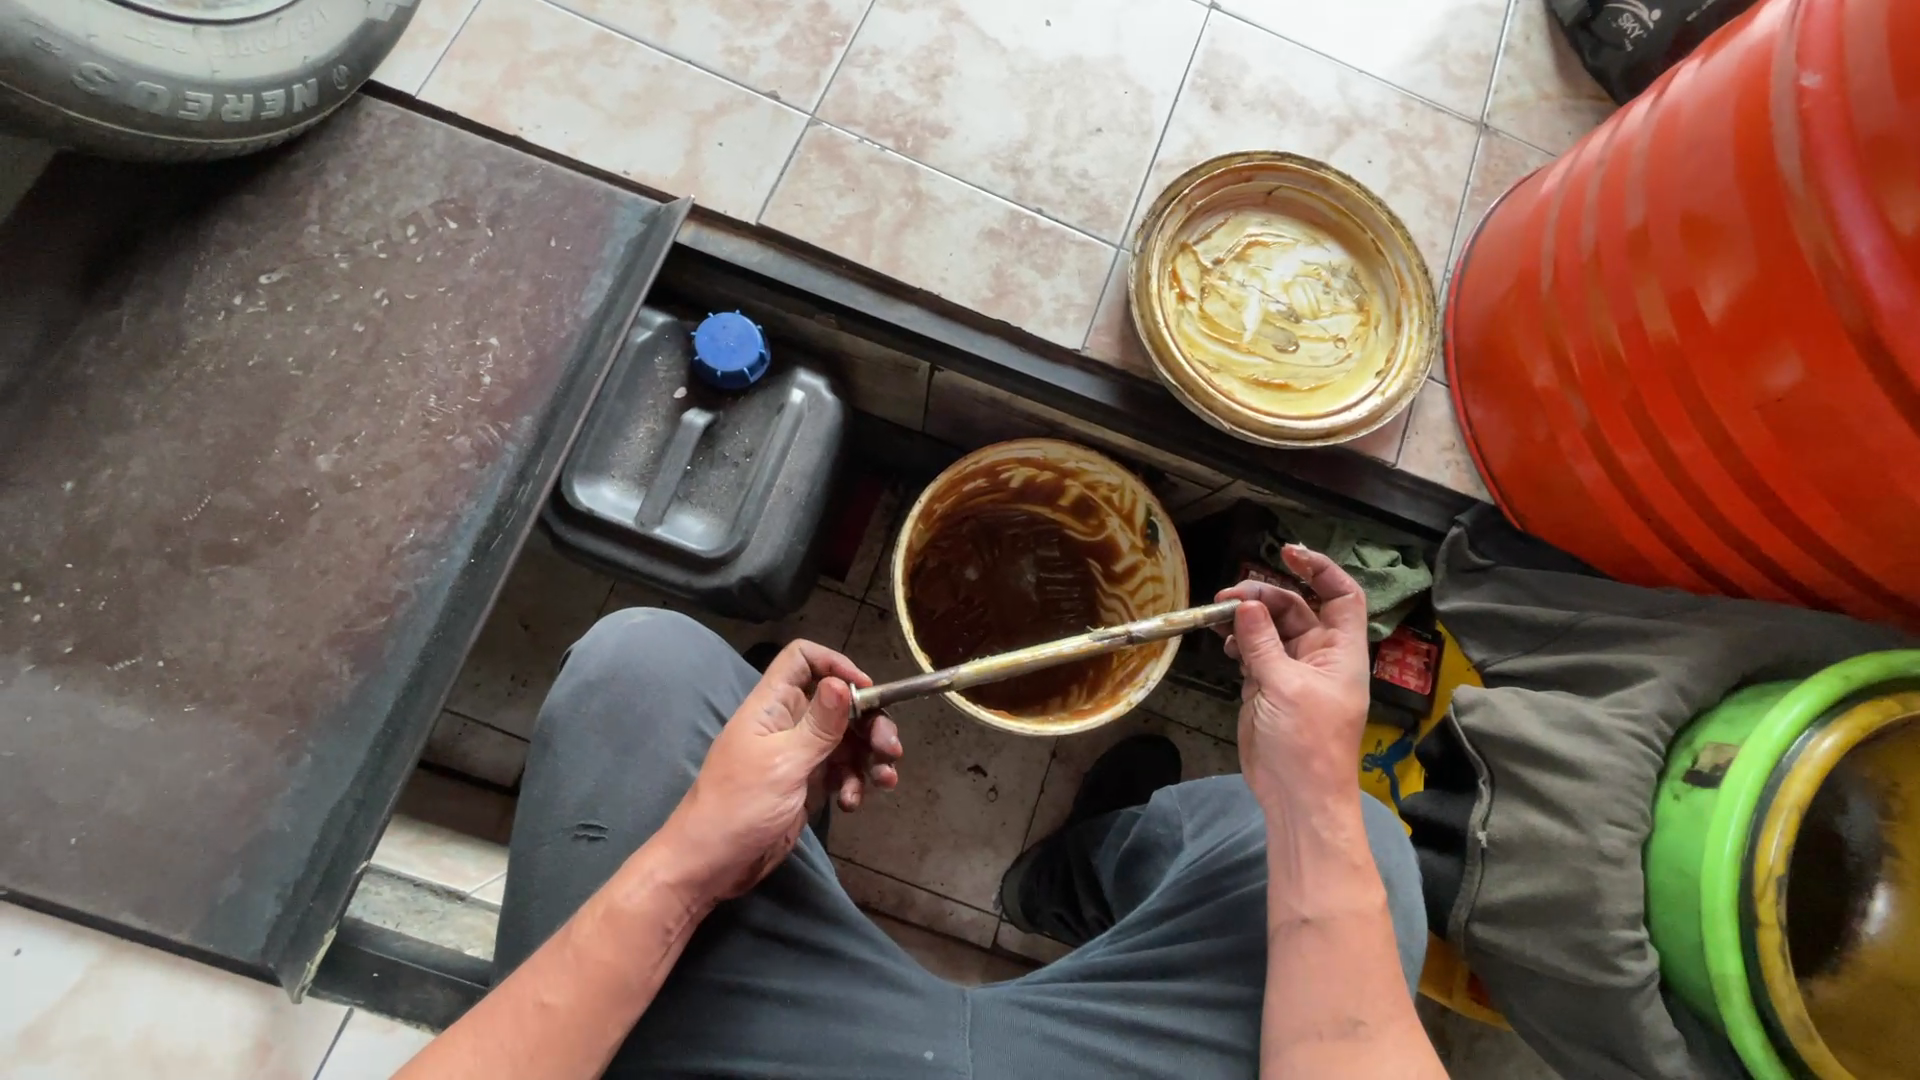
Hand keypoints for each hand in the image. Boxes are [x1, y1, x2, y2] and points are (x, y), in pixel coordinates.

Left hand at [657, 640, 901, 902]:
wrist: (710, 867)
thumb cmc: (738, 807)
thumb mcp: (783, 764)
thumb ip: (819, 725)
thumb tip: (843, 683)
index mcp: (773, 706)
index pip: (802, 659)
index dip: (834, 663)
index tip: (864, 688)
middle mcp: (789, 723)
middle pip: (839, 703)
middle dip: (870, 722)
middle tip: (890, 748)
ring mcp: (800, 754)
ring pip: (848, 739)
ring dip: (870, 757)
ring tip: (884, 780)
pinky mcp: (808, 784)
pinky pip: (842, 771)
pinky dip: (855, 783)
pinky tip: (852, 802)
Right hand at [1214, 545, 1370, 816]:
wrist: (1297, 795)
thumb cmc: (1307, 742)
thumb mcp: (1284, 686)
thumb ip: (1262, 643)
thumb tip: (1244, 605)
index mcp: (1340, 651)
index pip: (1341, 596)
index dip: (1320, 570)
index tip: (1286, 553)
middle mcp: (1318, 655)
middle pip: (1295, 608)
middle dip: (1263, 596)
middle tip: (1229, 597)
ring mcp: (1291, 671)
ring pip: (1269, 628)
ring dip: (1245, 618)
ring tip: (1217, 616)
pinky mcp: (1267, 686)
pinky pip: (1252, 651)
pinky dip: (1237, 641)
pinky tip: (1223, 642)